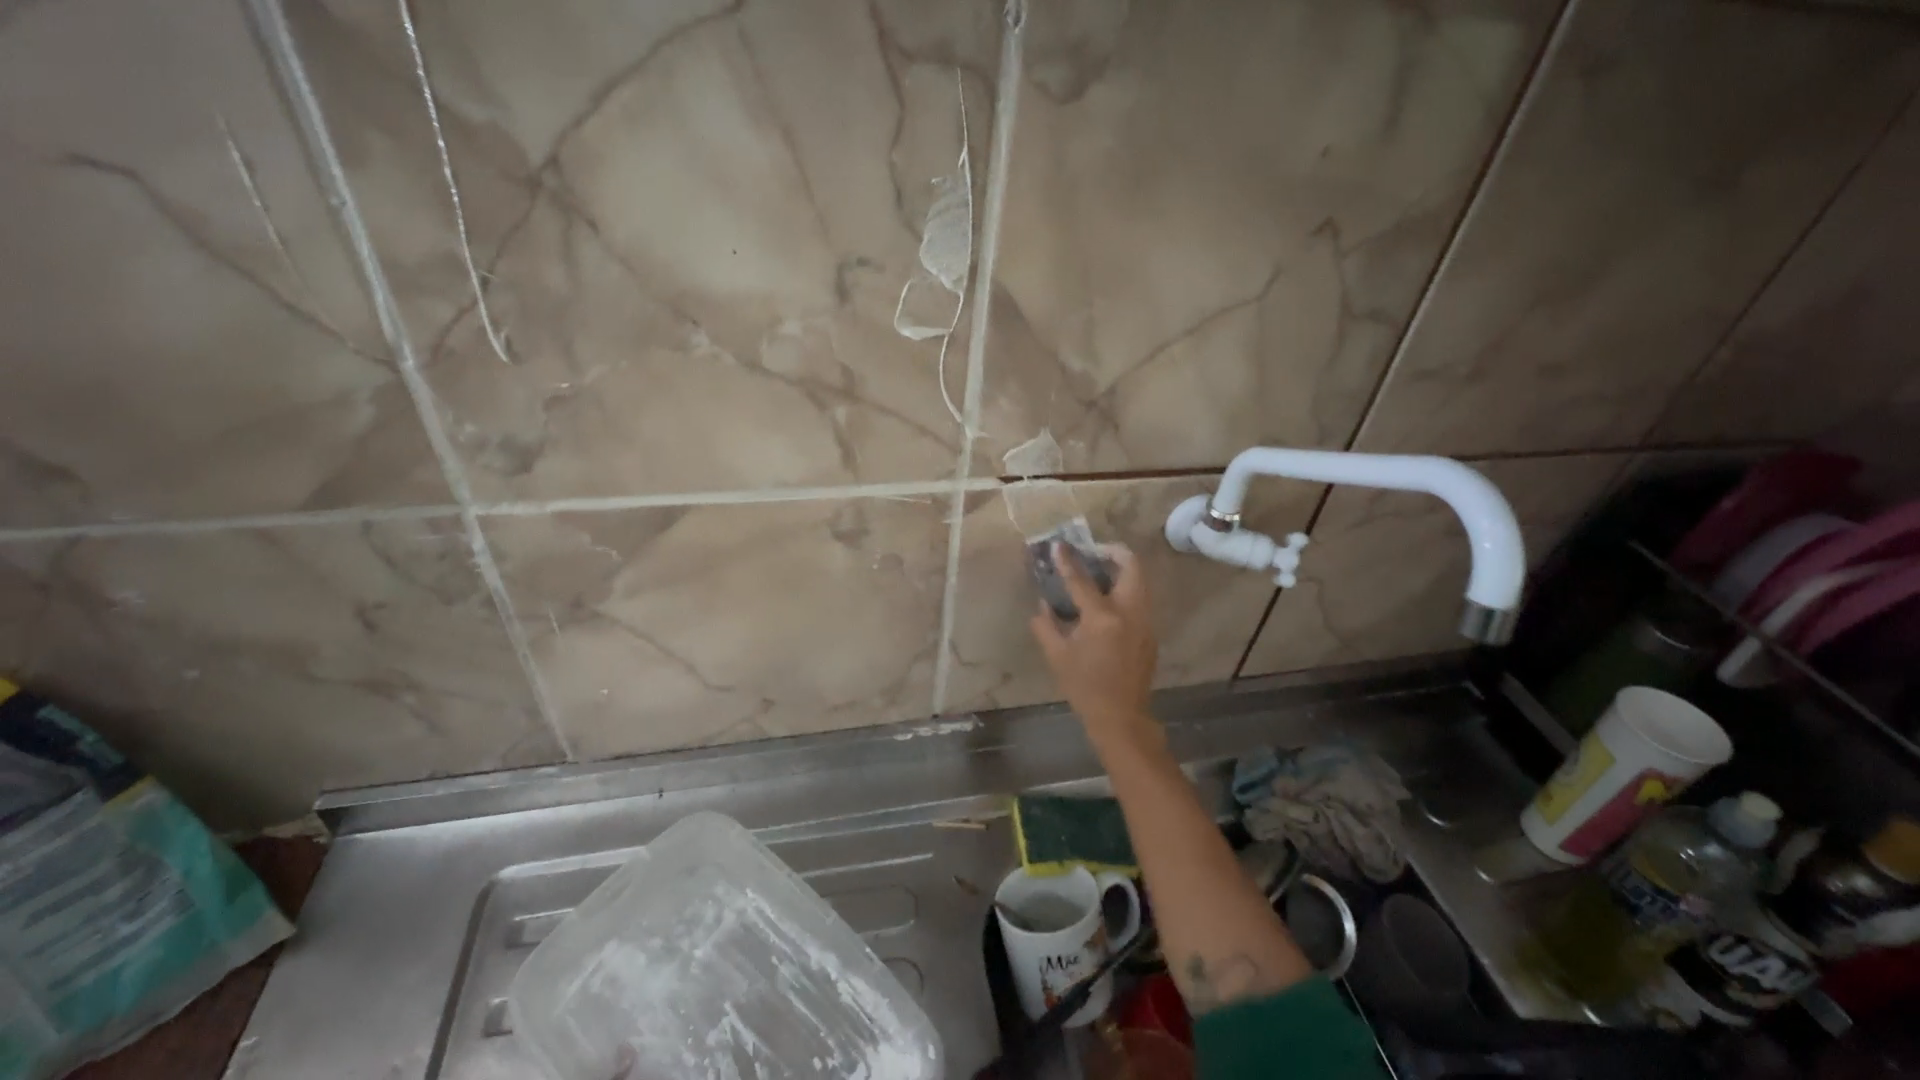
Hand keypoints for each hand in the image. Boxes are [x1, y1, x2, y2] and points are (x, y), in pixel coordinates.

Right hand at [1030, 542, 1158, 745]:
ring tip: (1101, 573)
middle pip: (1130, 566)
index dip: (1068, 560)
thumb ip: (1046, 625)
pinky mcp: (1150, 633)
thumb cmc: (1084, 688)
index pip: (1082, 580)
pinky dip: (1126, 591)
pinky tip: (1108, 602)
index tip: (1059, 546)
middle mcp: (1129, 612)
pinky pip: (1140, 600)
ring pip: (1140, 582)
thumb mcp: (1057, 656)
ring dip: (1121, 571)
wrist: (1121, 716)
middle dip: (1113, 552)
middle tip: (1094, 552)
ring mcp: (1145, 622)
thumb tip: (1043, 604)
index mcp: (1102, 618)